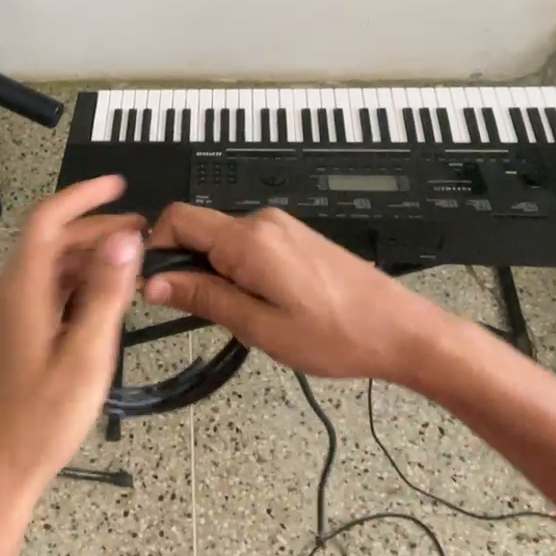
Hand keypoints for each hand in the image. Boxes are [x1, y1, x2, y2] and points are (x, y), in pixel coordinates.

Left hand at [0, 176, 143, 512]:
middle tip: (145, 236)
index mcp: (19, 291)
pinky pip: (40, 296)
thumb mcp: (85, 357)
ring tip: (133, 267)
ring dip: (87, 261)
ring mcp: (0, 318)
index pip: (46, 220)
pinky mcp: (4, 339)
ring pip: (46, 271)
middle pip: (50, 244)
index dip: (82, 195)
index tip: (119, 185)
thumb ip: (105, 294)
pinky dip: (73, 288)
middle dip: (96, 231)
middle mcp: (3, 295)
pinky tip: (102, 303)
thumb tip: (124, 239)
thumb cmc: (40, 421)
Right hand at [142, 203, 455, 381]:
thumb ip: (204, 298)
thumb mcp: (260, 328)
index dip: (154, 247)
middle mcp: (262, 221)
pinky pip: (245, 244)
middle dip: (184, 265)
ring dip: (211, 271)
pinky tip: (257, 302)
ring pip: (220, 240)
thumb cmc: (335, 336)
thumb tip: (154, 282)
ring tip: (235, 313)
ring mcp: (281, 227)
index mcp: (248, 239)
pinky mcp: (294, 237)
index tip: (152, 285)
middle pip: (197, 229)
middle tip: (195, 311)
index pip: (177, 219)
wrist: (403, 331)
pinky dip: (235, 269)